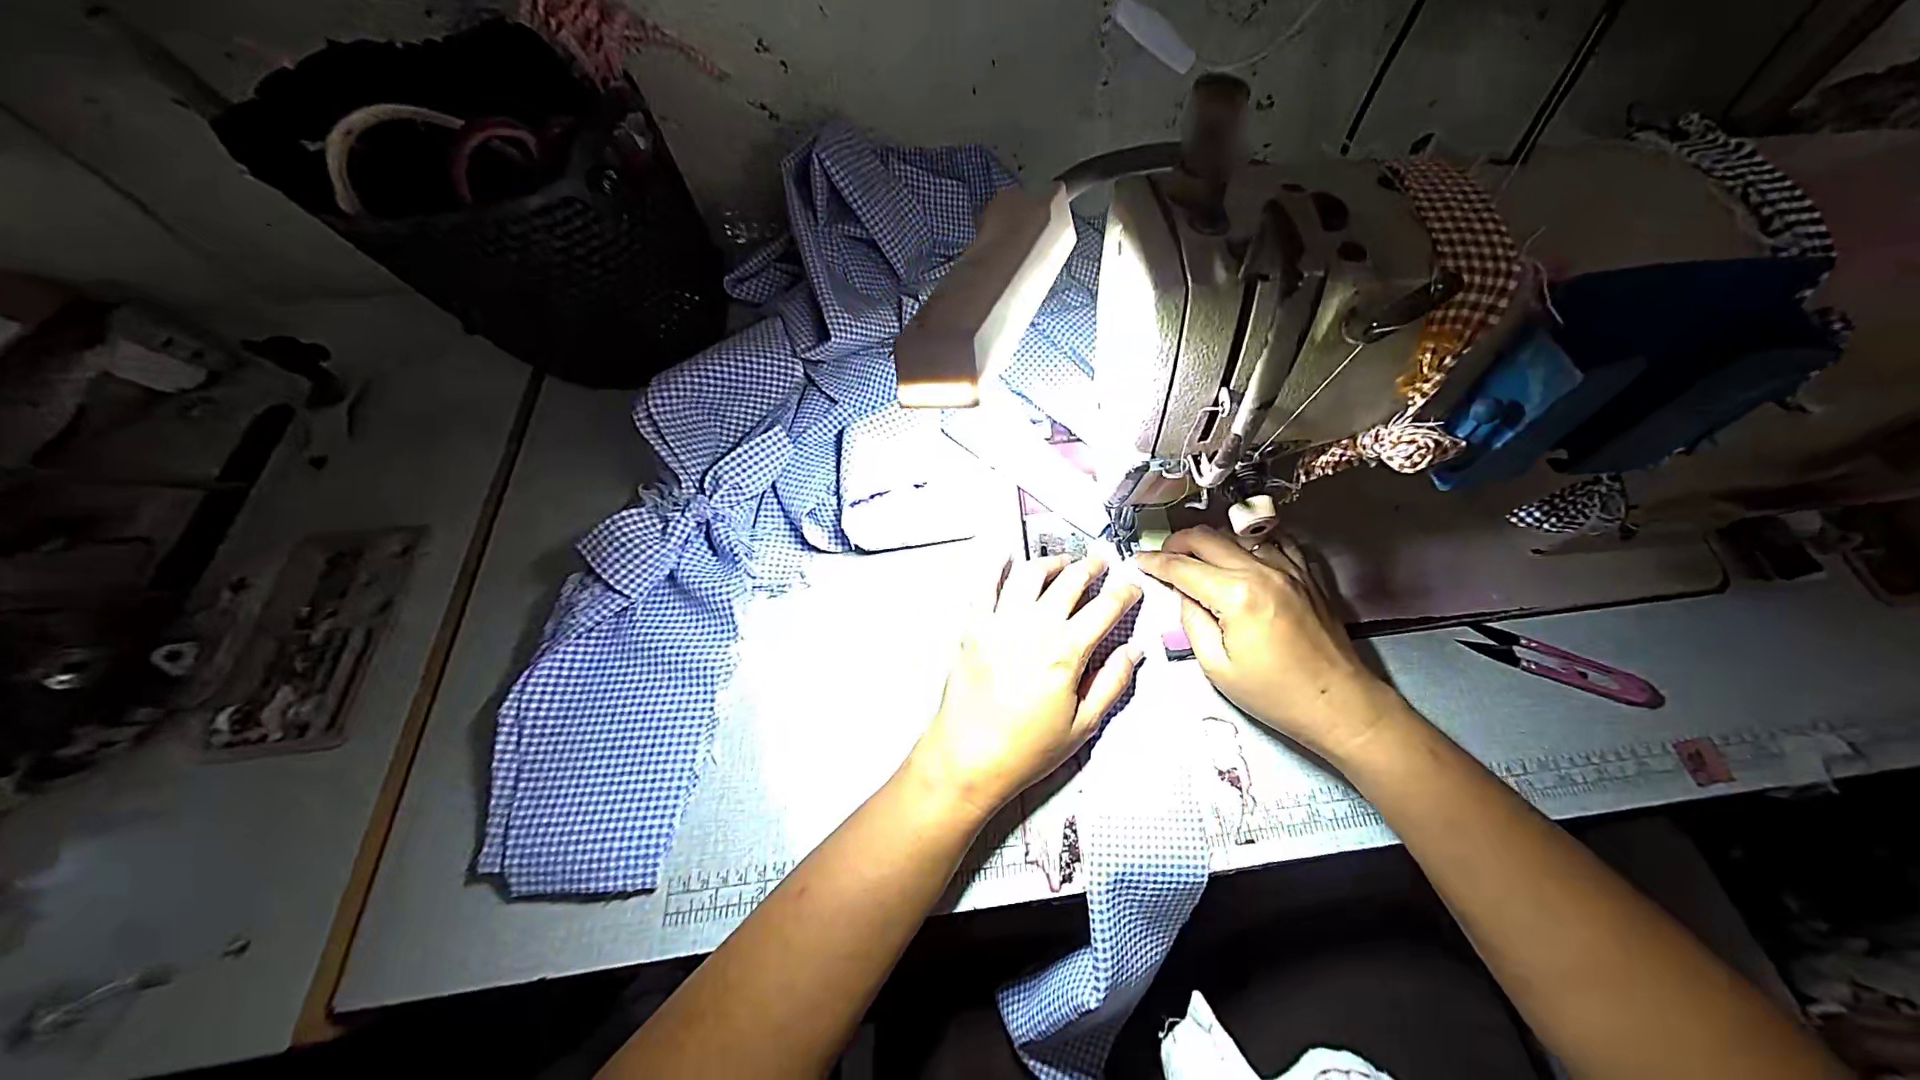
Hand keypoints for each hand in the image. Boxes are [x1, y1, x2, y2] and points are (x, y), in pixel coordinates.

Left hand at [907, 554, 1144, 820]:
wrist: (967, 759)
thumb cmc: (1022, 750)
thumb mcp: (1082, 726)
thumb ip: (1112, 683)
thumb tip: (1132, 653)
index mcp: (1065, 653)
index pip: (1105, 607)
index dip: (1124, 592)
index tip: (1130, 589)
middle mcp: (1033, 629)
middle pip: (1071, 581)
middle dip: (1092, 567)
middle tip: (1101, 564)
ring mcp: (1000, 624)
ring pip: (1031, 574)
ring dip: (1052, 562)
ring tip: (1062, 562)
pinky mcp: (973, 627)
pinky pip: (984, 585)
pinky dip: (996, 565)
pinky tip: (1004, 555)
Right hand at [1137, 526, 1406, 763]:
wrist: (1340, 705)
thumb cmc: (1276, 695)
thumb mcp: (1216, 666)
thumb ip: (1192, 622)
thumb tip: (1183, 595)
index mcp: (1236, 596)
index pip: (1182, 566)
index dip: (1154, 562)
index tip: (1139, 561)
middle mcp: (1263, 572)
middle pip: (1207, 538)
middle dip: (1177, 543)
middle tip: (1162, 556)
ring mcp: (1289, 569)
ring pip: (1237, 533)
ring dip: (1210, 540)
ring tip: (1195, 555)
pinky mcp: (1306, 575)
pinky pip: (1273, 541)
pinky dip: (1248, 542)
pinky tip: (1239, 553)